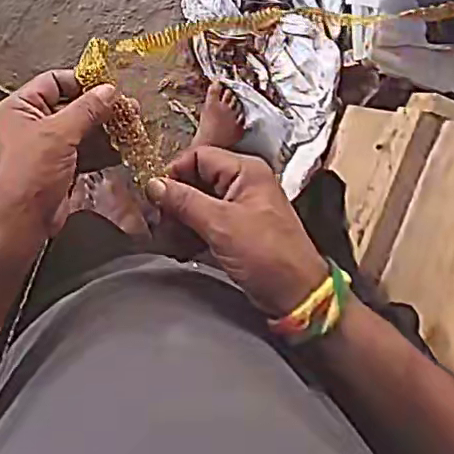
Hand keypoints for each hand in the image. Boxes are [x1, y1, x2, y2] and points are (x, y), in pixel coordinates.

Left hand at [0, 70, 118, 255]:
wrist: (20, 225)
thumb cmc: (24, 179)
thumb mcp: (58, 134)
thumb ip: (86, 109)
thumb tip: (107, 91)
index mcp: (20, 107)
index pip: (54, 81)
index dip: (81, 81)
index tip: (108, 83)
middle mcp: (31, 124)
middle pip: (70, 104)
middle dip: (99, 106)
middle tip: (125, 105)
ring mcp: (46, 147)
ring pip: (81, 129)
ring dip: (105, 127)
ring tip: (130, 122)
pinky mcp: (59, 168)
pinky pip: (85, 151)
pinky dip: (103, 148)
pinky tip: (122, 144)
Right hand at [146, 146, 328, 315]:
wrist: (298, 297)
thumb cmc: (270, 257)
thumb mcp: (220, 224)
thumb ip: (183, 200)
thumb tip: (154, 184)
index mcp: (246, 170)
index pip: (197, 156)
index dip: (174, 173)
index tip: (157, 194)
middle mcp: (244, 182)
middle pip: (195, 178)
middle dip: (175, 198)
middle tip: (159, 217)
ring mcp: (240, 205)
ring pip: (198, 200)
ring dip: (180, 217)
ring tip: (167, 234)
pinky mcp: (236, 227)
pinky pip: (205, 219)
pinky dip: (191, 229)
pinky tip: (179, 244)